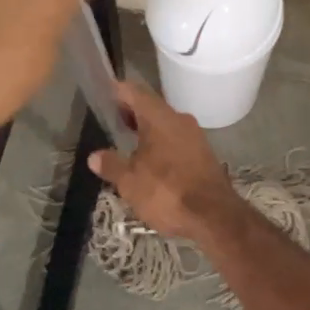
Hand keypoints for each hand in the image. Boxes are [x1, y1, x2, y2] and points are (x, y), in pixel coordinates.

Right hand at [88, 81, 244, 241]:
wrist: (215, 217)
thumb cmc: (166, 191)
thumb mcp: (130, 182)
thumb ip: (111, 165)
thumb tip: (94, 156)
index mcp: (159, 117)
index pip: (134, 92)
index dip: (117, 92)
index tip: (104, 95)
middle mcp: (179, 119)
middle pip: (151, 107)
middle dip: (132, 113)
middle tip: (114, 123)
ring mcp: (196, 136)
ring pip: (166, 125)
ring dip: (149, 131)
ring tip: (131, 145)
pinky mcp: (205, 155)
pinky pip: (178, 141)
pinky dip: (163, 145)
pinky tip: (154, 164)